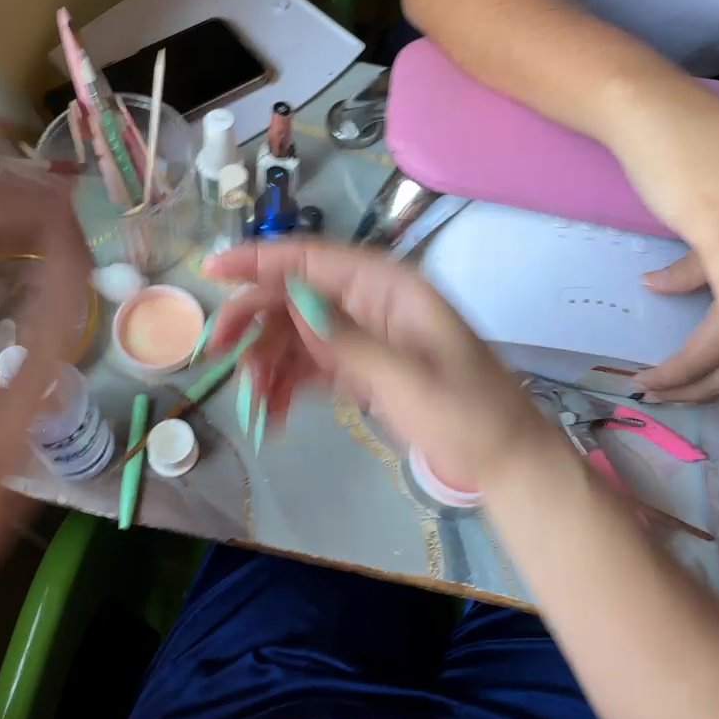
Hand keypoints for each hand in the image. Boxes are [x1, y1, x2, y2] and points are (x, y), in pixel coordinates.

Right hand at [201, 241, 561, 491]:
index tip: (214, 270)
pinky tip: (274, 414)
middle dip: (254, 321)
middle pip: (296, 295)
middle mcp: (371, 303)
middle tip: (216, 354)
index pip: (314, 258)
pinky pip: (311, 366)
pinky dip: (288, 385)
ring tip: (255, 402)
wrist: (505, 460)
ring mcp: (366, 336)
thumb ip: (348, 339)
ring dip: (268, 362)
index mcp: (389, 288)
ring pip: (297, 333)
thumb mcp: (408, 378)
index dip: (260, 259)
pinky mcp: (363, 368)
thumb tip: (294, 301)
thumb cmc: (468, 414)